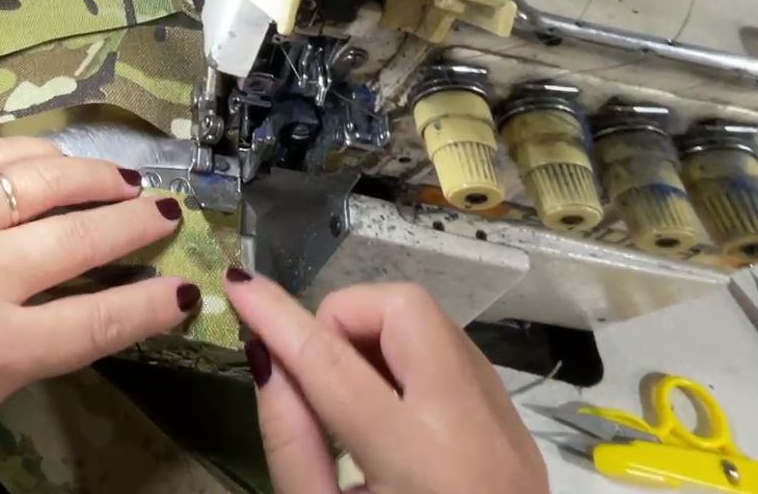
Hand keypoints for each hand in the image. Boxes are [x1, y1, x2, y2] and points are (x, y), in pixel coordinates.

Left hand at [0, 137, 196, 465]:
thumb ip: (37, 348)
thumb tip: (96, 298)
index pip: (97, 319)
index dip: (151, 303)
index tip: (187, 289)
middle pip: (81, 236)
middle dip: (136, 223)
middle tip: (168, 214)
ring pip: (45, 177)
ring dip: (96, 175)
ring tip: (127, 181)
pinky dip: (39, 155)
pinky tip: (60, 163)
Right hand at [225, 273, 547, 493]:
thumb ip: (290, 438)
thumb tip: (266, 355)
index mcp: (427, 473)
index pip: (335, 364)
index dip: (277, 316)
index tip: (239, 284)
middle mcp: (481, 437)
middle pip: (406, 310)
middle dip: (344, 316)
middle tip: (315, 365)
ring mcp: (510, 431)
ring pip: (432, 321)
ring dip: (375, 333)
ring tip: (351, 391)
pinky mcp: (518, 431)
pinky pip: (453, 351)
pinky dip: (406, 354)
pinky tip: (389, 406)